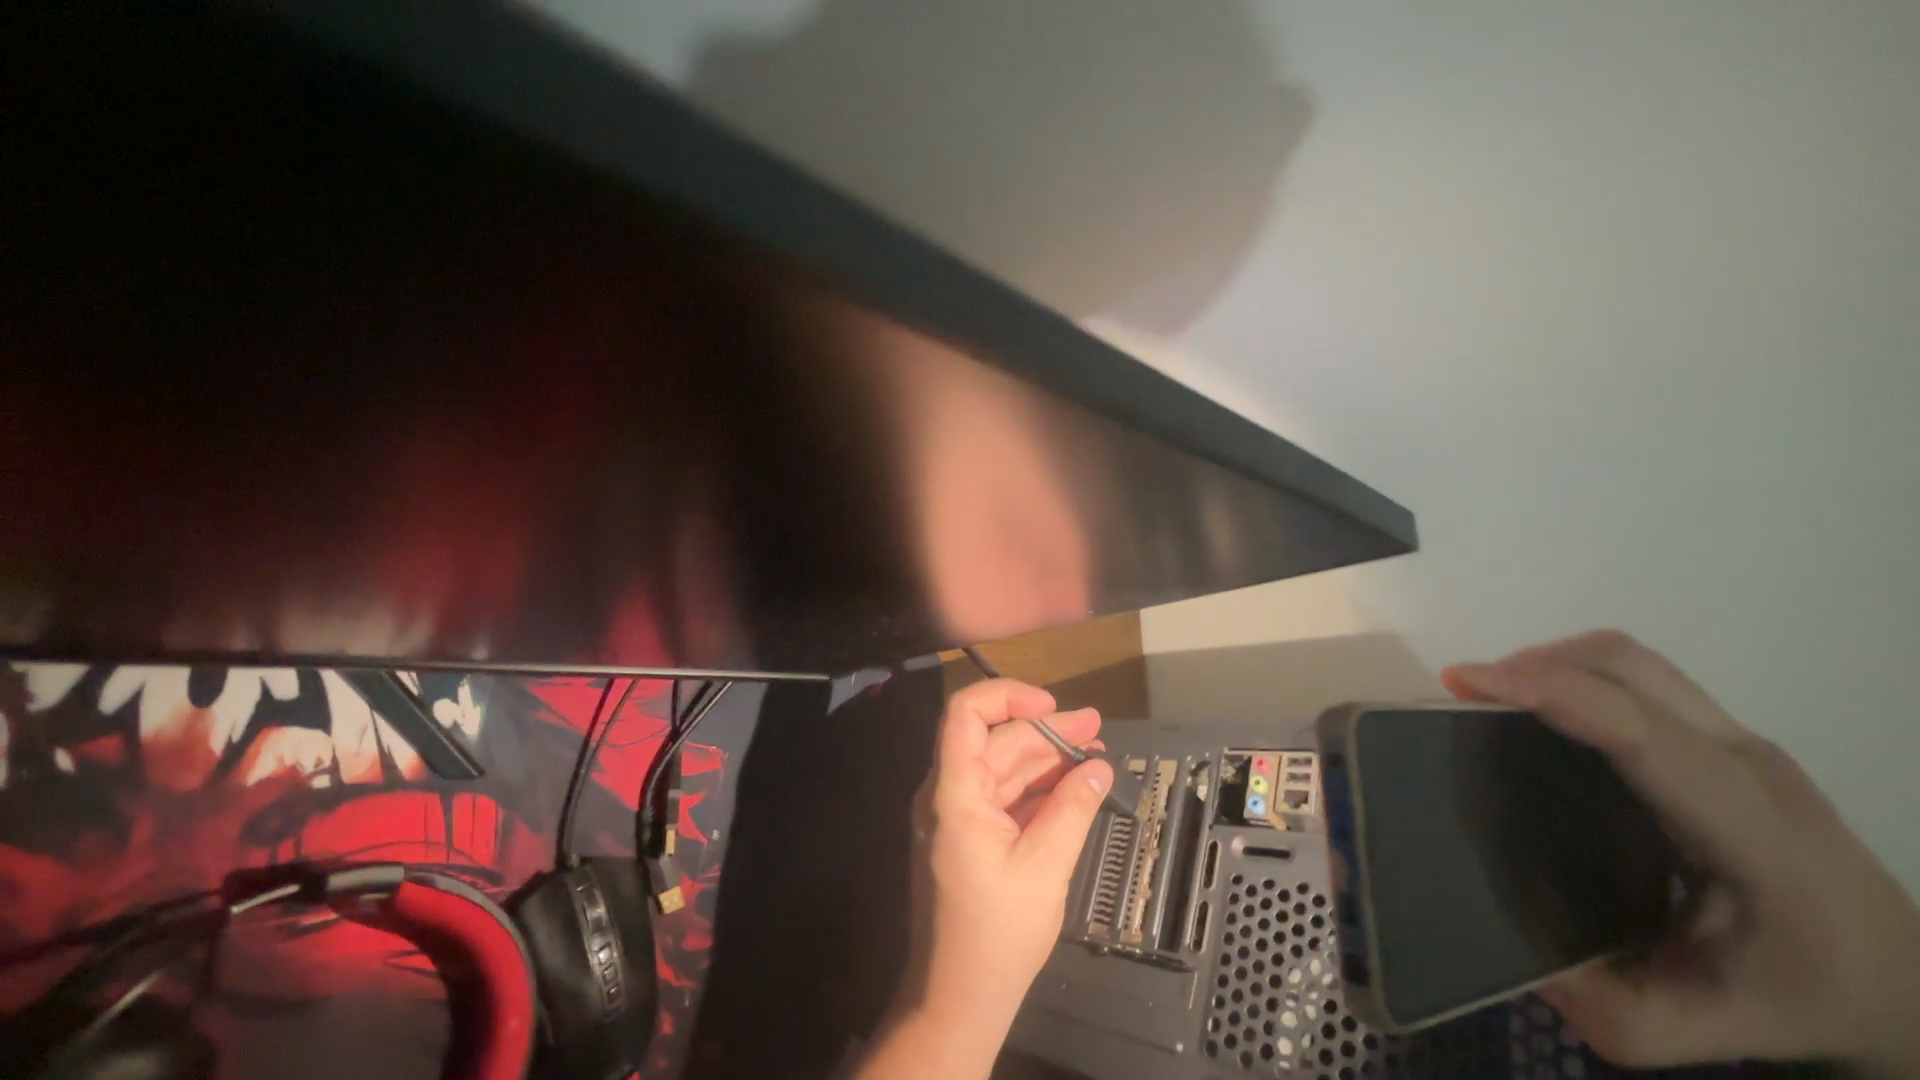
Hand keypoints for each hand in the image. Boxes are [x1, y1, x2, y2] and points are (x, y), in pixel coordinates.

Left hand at [855, 678, 1113, 1079]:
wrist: (957, 997)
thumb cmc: (995, 933)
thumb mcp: (1044, 867)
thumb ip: (1072, 808)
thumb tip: (1099, 766)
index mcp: (955, 792)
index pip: (966, 715)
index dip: (1007, 696)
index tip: (1052, 705)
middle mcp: (949, 795)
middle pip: (996, 742)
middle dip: (1046, 731)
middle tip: (1096, 729)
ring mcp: (959, 817)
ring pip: (1003, 769)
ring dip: (1047, 759)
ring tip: (1095, 754)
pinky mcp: (971, 838)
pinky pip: (1004, 798)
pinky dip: (1038, 789)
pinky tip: (1074, 788)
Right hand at [1443, 631, 1919, 1074]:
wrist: (1900, 983)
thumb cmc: (1791, 999)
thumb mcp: (1684, 1027)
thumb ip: (1592, 997)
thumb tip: (1497, 940)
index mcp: (1750, 833)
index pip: (1641, 732)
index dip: (1550, 692)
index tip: (1465, 684)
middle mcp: (1749, 766)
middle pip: (1628, 667)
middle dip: (1533, 665)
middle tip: (1465, 698)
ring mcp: (1745, 744)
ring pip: (1631, 662)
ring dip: (1552, 665)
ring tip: (1493, 703)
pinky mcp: (1727, 739)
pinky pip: (1637, 681)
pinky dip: (1575, 678)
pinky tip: (1542, 719)